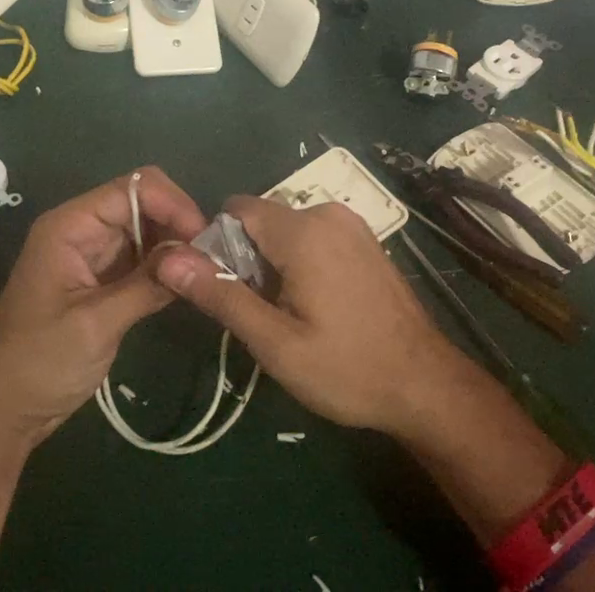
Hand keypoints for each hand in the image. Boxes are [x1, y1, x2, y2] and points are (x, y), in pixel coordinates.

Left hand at [0, 166, 208, 446]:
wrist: (4, 410)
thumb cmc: (39, 362)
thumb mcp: (95, 323)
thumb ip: (146, 284)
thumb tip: (196, 256)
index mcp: (71, 226)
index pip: (132, 188)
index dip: (172, 204)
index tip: (204, 239)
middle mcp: (83, 231)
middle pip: (143, 204)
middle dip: (179, 223)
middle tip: (214, 259)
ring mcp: (93, 256)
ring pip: (147, 231)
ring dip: (176, 245)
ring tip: (209, 270)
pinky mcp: (103, 281)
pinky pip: (141, 259)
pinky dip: (166, 266)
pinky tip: (190, 282)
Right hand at [152, 195, 474, 436]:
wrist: (427, 385)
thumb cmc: (347, 368)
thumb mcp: (274, 342)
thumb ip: (220, 295)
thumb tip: (167, 259)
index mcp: (303, 231)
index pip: (235, 210)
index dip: (217, 245)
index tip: (223, 290)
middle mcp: (327, 214)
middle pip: (261, 220)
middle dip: (246, 259)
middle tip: (260, 313)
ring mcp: (351, 225)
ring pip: (286, 231)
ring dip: (273, 264)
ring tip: (288, 315)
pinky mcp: (365, 240)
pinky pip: (313, 238)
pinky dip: (300, 263)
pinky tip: (315, 307)